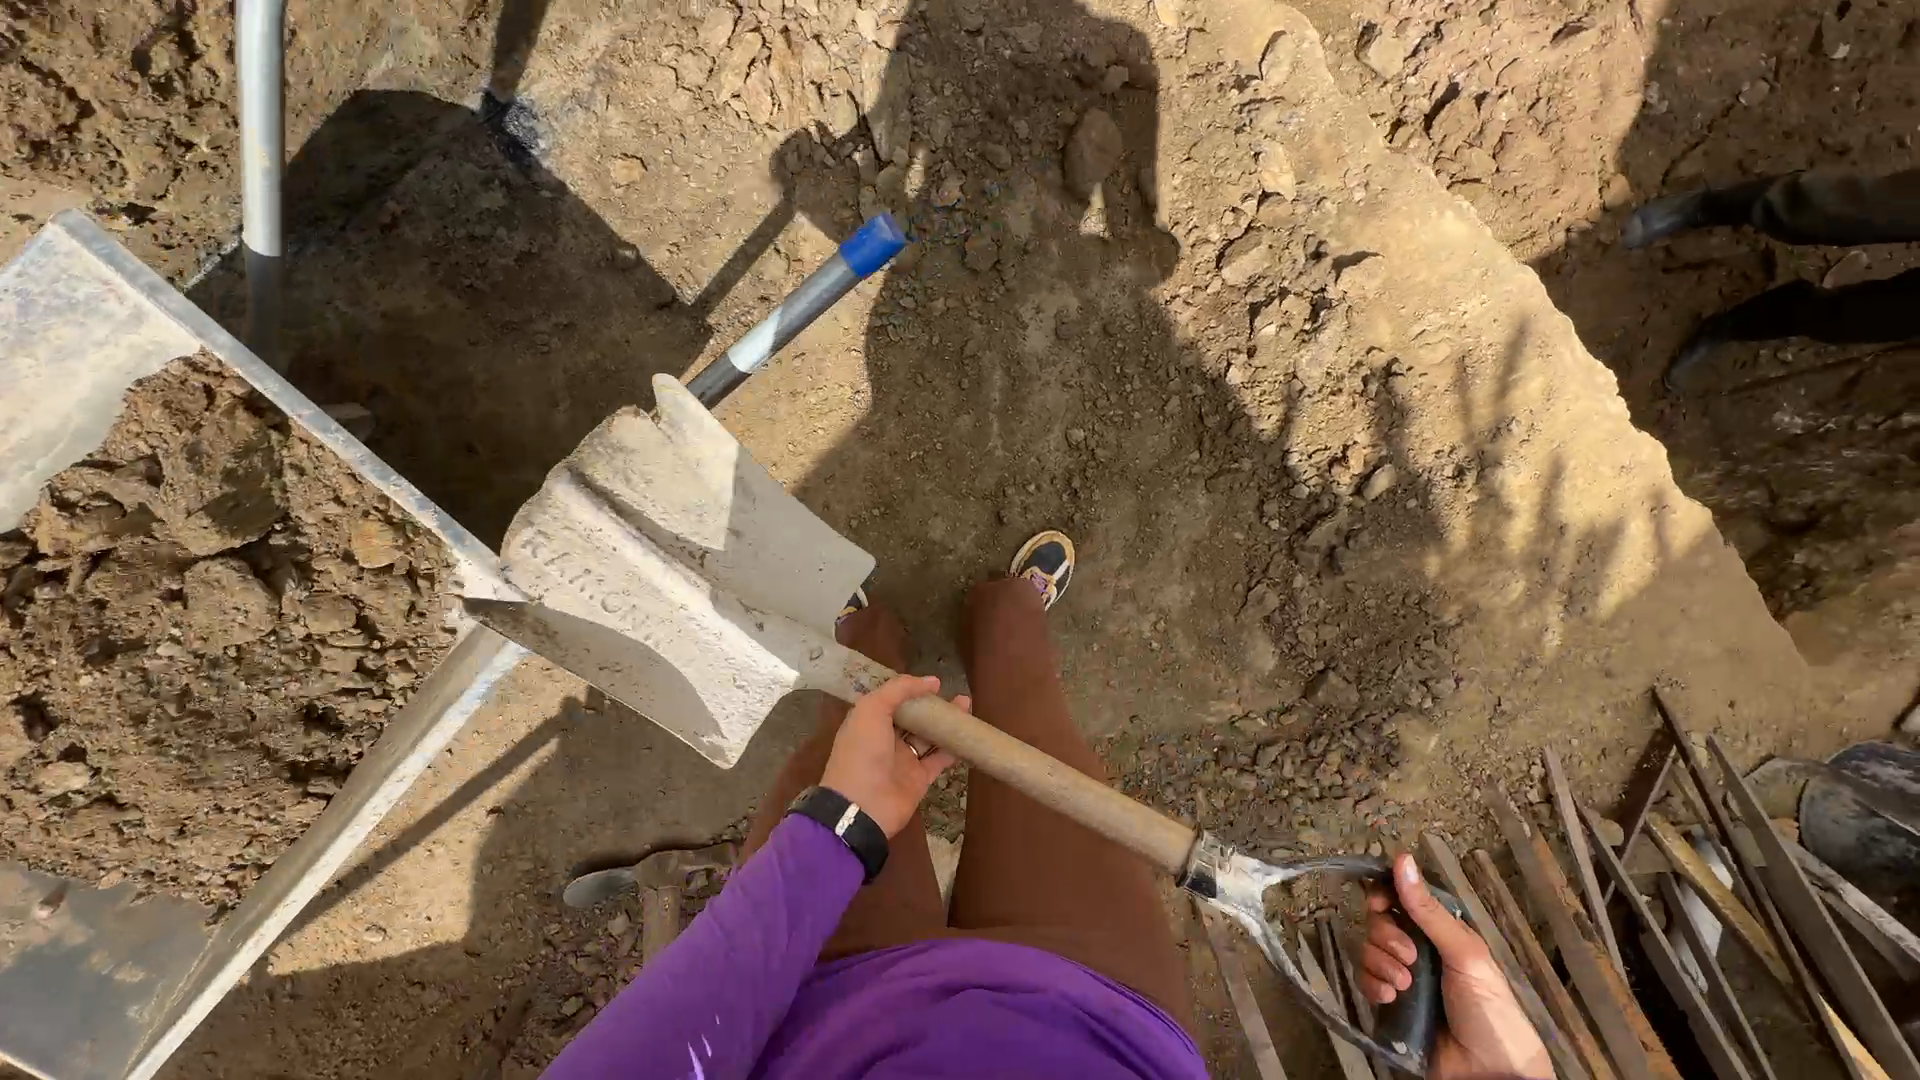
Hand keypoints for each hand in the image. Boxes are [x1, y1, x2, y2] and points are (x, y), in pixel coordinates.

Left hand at [820, 675, 962, 837]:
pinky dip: (953, 748)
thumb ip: (899, 689)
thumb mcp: (872, 709)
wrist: (862, 805)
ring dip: (946, 723)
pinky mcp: (919, 779)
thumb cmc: (862, 751)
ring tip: (966, 706)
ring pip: (929, 736)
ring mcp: (903, 760)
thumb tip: (932, 681)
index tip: (934, 684)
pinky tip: (967, 734)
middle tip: (956, 695)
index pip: (892, 701)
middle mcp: (886, 739)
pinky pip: (939, 760)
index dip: (912, 691)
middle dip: (933, 706)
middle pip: (914, 718)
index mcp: (869, 722)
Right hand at [1360, 853, 1551, 1079]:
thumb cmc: (1489, 1009)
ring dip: (1382, 964)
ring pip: (1367, 949)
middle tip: (1409, 957)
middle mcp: (1416, 948)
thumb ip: (1428, 909)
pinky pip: (1364, 980)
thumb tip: (1401, 858)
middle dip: (1386, 936)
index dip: (1383, 895)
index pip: (1400, 898)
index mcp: (1439, 932)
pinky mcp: (1388, 1002)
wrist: (1489, 1073)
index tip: (1379, 903)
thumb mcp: (1465, 954)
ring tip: (1405, 986)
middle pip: (1379, 922)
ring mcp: (1400, 975)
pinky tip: (1391, 999)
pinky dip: (1373, 986)